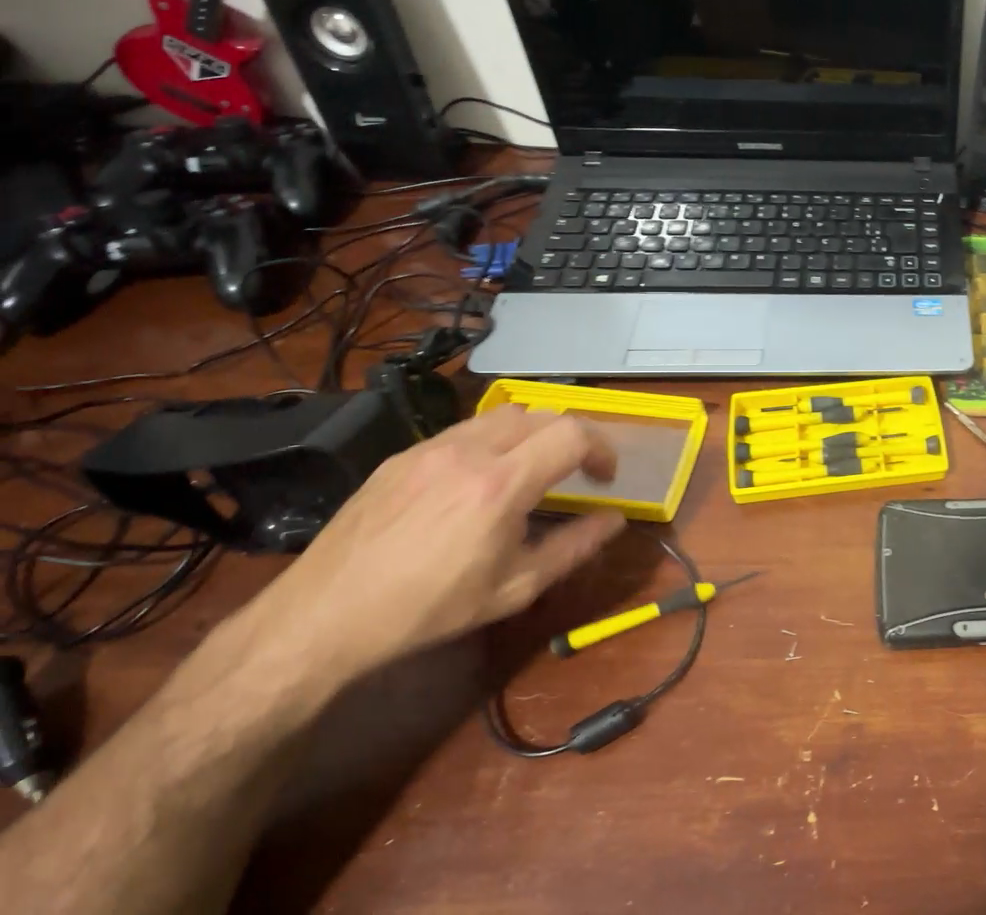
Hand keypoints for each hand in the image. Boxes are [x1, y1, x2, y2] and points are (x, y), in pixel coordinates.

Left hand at [249, 406, 627, 674]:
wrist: (327, 614)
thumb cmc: (430, 608)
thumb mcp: (515, 588)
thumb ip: (574, 547)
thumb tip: (614, 520)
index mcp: (501, 484)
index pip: (573, 433)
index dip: (603, 448)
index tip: (606, 477)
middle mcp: (468, 452)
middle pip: (542, 414)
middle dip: (572, 437)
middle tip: (578, 471)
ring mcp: (430, 448)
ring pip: (501, 416)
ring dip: (532, 434)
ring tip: (532, 471)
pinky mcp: (401, 456)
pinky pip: (463, 431)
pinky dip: (492, 442)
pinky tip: (479, 482)